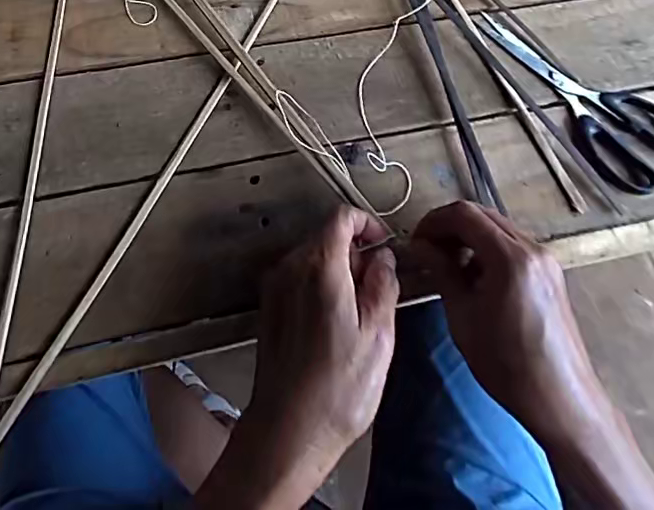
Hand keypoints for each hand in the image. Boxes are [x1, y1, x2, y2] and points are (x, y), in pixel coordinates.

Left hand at [195, 206, 398, 508]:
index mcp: (320, 267)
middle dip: (357, 251)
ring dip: (341, 270)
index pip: (342, 216)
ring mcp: (275, 288)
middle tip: (378, 287)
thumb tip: (383, 258)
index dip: (368, 223)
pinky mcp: (269, 309)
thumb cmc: (337, 388)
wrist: (285, 437)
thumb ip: (384, 283)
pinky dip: (322, 285)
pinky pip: (301, 278)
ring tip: (360, 311)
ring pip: (315, 257)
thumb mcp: (379, 333)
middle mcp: (291, 269)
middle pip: (328, 236)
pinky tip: (336, 322)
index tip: (385, 245)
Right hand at [411, 202, 653, 509]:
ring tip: (449, 265)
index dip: (435, 221)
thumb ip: (442, 272)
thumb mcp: (463, 317)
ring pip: (499, 227)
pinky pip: (514, 243)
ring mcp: (545, 256)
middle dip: (451, 226)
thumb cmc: (506, 364)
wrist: (559, 397)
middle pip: (484, 214)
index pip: (465, 214)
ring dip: (471, 236)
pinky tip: (476, 276)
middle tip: (428, 249)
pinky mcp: (550, 269)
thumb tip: (421, 246)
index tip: (416, 240)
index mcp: (511, 257)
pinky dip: (490, 248)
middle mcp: (532, 246)